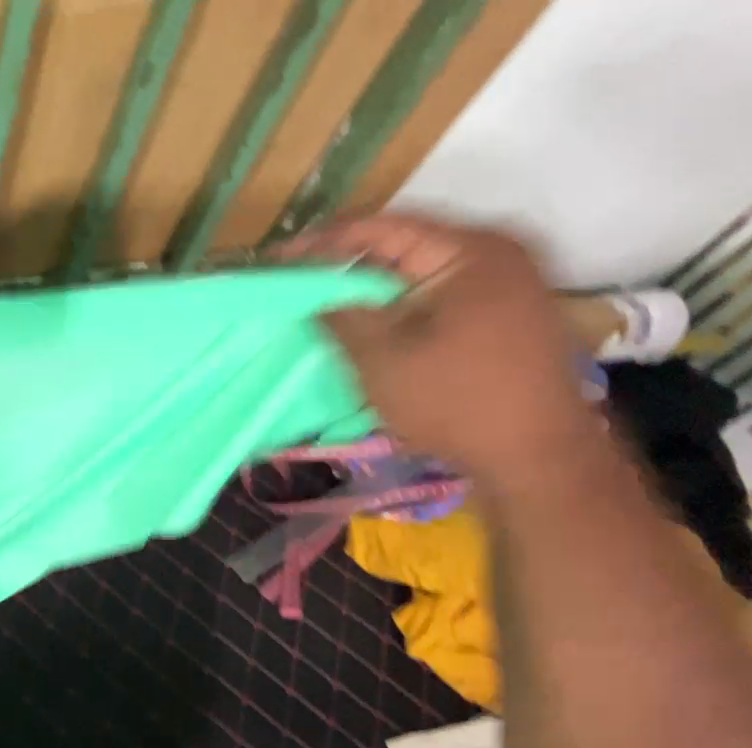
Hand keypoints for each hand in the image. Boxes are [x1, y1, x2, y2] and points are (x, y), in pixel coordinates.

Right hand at [278, 214, 600, 486]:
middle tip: (295, 281)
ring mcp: (506, 282)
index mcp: (468, 253)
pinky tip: (366, 321)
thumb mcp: (382, 360)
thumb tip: (314, 296)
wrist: (536, 452)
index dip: (323, 242)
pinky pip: (438, 292)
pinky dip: (398, 302)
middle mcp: (494, 254)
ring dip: (370, 286)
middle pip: (403, 246)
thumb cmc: (455, 401)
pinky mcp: (504, 312)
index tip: (277, 259)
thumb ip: (342, 317)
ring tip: (321, 301)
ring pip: (419, 271)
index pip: (383, 229)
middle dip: (346, 264)